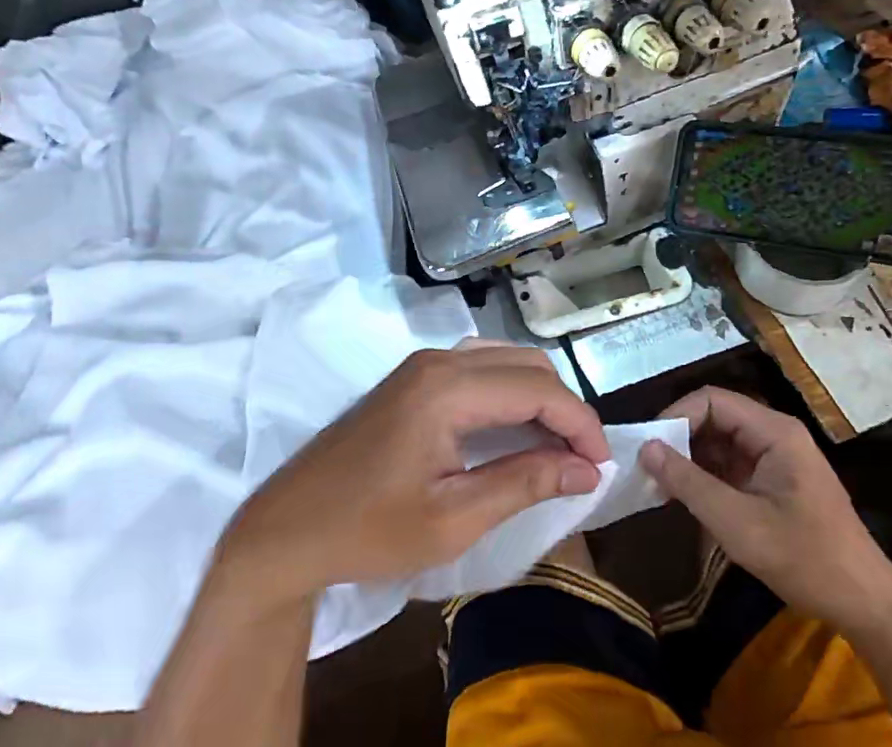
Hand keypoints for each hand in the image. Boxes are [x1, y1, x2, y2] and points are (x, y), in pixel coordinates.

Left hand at [219, 341, 609, 602]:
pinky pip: (477, 369)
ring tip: (554, 447)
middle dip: (563, 408)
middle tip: (580, 460)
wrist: (289, 528)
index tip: (602, 465)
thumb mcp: (454, 518)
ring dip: (537, 397)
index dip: (580, 424)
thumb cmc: (369, 530)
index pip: (539, 389)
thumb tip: (587, 468)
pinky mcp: (411, 378)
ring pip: (503, 361)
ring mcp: (420, 365)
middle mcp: (436, 361)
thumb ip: (525, 482)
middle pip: (526, 365)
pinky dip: (508, 393)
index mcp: (446, 390)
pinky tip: (513, 429)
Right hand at [639, 387, 891, 632]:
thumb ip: (688, 482)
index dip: (675, 416)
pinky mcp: (772, 480)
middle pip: (714, 417)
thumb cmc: (803, 558)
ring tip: (658, 483)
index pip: (711, 400)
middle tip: (647, 467)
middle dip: (678, 437)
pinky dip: (704, 476)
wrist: (864, 602)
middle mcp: (774, 434)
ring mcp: (775, 457)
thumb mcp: (736, 522)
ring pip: (719, 441)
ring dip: (688, 458)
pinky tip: (684, 496)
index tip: (647, 447)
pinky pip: (729, 464)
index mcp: (774, 432)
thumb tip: (645, 448)